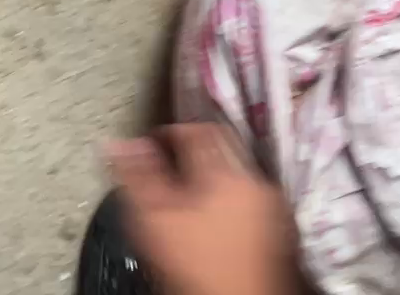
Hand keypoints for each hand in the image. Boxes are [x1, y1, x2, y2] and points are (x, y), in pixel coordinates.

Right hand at [106, 124, 295, 294]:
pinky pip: (251, 198)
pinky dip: (231, 199)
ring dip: (213, 175)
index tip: (152, 144)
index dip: (168, 133)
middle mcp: (255, 181)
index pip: (194, 130)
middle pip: (219, 145)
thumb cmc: (199, 269)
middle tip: (169, 163)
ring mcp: (273, 208)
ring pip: (236, 172)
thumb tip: (117, 144)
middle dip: (193, 150)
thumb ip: (136, 176)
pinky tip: (215, 220)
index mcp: (225, 172)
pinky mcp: (282, 232)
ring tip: (189, 193)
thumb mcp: (156, 221)